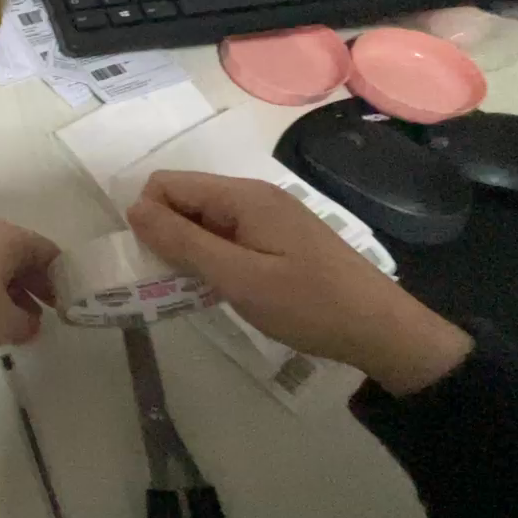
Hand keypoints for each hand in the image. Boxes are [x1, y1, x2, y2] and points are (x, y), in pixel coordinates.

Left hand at [0, 220, 59, 353]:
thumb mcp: (5, 322)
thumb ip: (27, 323)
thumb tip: (31, 322)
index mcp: (8, 237)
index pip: (47, 252)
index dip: (60, 279)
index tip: (65, 304)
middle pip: (17, 255)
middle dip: (31, 285)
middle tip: (41, 314)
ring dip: (4, 289)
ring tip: (12, 320)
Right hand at [125, 171, 471, 394]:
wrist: (384, 333)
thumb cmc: (308, 305)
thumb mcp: (237, 277)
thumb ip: (182, 241)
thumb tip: (133, 209)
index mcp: (242, 196)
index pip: (166, 184)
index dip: (149, 217)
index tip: (158, 259)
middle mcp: (251, 196)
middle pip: (182, 198)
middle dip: (165, 233)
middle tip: (174, 278)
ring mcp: (265, 216)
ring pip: (199, 219)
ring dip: (187, 248)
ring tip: (196, 287)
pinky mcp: (274, 236)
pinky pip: (222, 234)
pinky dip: (210, 256)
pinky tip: (221, 286)